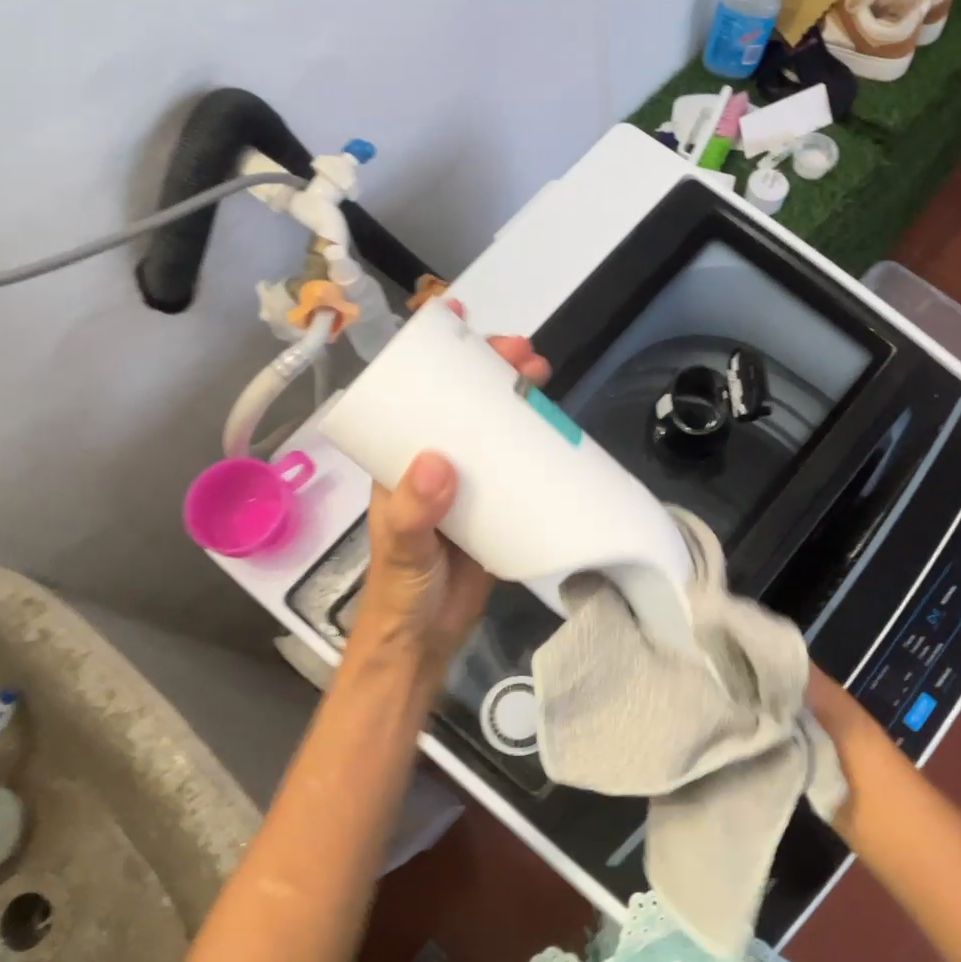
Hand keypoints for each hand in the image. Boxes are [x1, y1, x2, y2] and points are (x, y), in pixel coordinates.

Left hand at [349, 336, 550, 684]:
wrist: (427, 639)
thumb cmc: (401, 589)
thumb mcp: (401, 548)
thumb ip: (411, 511)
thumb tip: (438, 461)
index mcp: (401, 460)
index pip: (414, 395)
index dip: (433, 355)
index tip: (456, 321)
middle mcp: (435, 464)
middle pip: (463, 403)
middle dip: (489, 370)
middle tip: (521, 353)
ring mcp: (469, 485)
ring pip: (495, 430)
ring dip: (518, 399)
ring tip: (543, 376)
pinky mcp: (498, 508)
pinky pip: (519, 469)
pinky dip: (538, 445)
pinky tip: (560, 428)